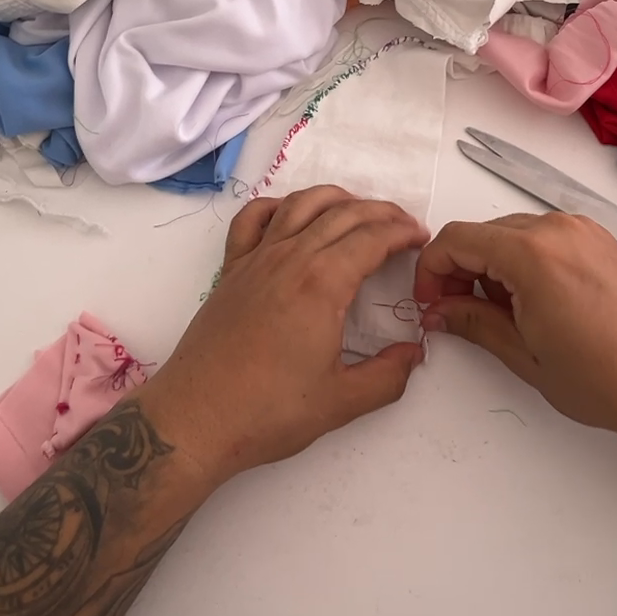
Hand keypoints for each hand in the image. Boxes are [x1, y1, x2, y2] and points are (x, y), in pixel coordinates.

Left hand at [137, 186, 429, 484]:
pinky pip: (253, 219)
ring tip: (358, 209)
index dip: (401, 232)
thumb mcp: (342, 402)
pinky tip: (291, 214)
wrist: (196, 417)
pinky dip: (277, 205)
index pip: (372, 238)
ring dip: (335, 198)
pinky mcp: (231, 268)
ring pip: (300, 204)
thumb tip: (414, 354)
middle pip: (343, 213)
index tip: (420, 238)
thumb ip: (388, 376)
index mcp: (322, 282)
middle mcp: (290, 257)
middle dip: (380, 211)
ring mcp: (257, 258)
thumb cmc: (268, 410)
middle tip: (403, 224)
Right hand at [414, 212, 616, 443]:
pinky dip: (524, 260)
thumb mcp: (523, 353)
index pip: (456, 239)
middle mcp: (555, 227)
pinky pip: (543, 237)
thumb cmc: (603, 377)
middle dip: (460, 269)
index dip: (431, 269)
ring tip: (502, 313)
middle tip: (456, 311)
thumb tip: (437, 311)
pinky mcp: (599, 239)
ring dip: (492, 265)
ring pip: (512, 233)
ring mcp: (581, 229)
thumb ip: (471, 321)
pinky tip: (535, 301)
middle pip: (482, 233)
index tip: (429, 302)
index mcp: (530, 252)